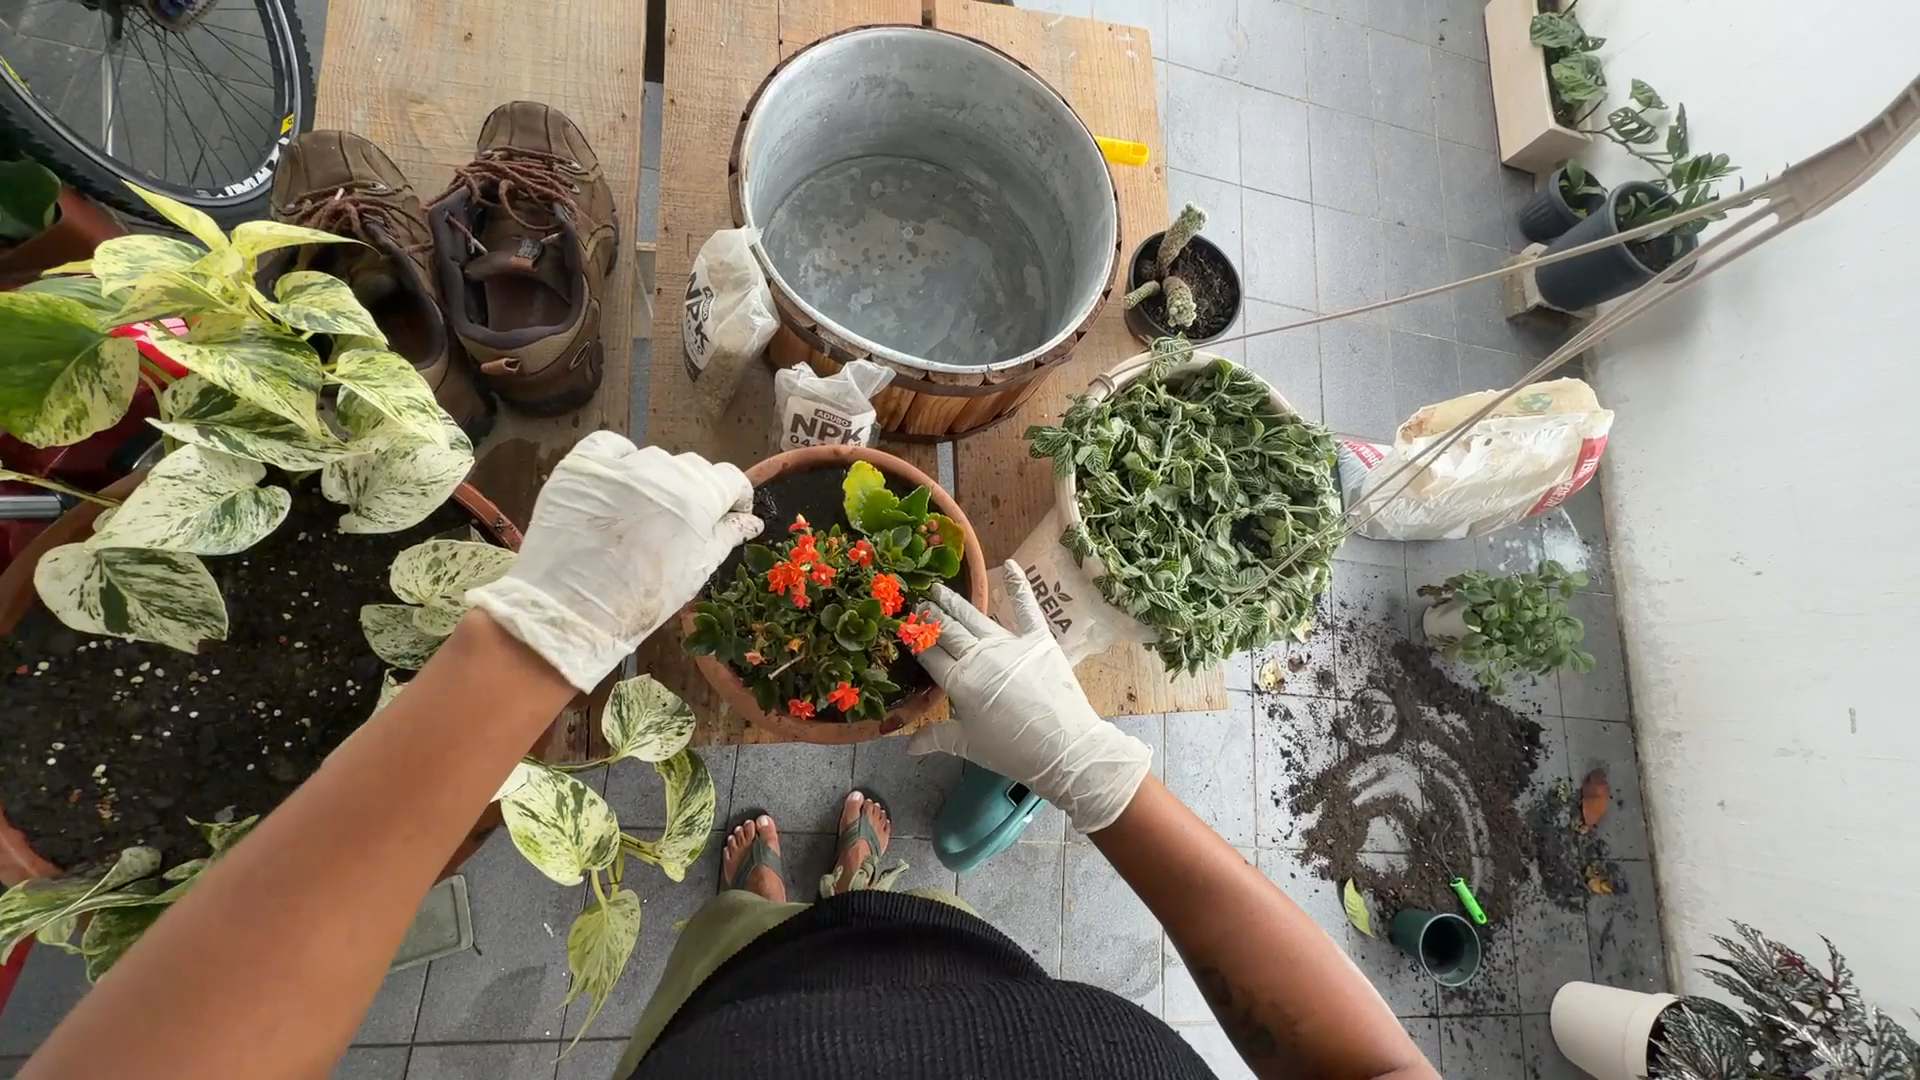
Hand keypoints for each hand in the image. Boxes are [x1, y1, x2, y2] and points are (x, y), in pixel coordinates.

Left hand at [470, 433, 761, 690]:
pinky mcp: (582, 465)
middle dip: (699, 490)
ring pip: (655, 459)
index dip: (736, 497)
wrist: (572, 608)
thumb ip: (728, 535)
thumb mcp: (699, 568)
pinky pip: (611, 446)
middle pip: (695, 467)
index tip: (730, 514)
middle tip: (683, 521)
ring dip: (659, 479)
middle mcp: (663, 473)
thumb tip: (751, 521)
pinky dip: (620, 460)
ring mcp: (620, 466)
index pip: (731, 478)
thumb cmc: (645, 596)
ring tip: (645, 511)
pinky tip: (617, 486)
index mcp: (698, 498)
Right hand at [909, 560, 1151, 832]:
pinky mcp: (1038, 640)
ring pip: (975, 617)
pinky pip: (1027, 609)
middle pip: (949, 630)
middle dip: (930, 614)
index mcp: (961, 681)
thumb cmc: (1012, 751)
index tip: (902, 623)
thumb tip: (905, 747)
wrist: (1063, 749)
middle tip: (916, 598)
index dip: (915, 638)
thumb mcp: (968, 746)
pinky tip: (1009, 564)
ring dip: (955, 602)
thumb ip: (935, 738)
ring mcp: (1010, 644)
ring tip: (939, 587)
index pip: (930, 655)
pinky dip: (1018, 586)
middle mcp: (981, 656)